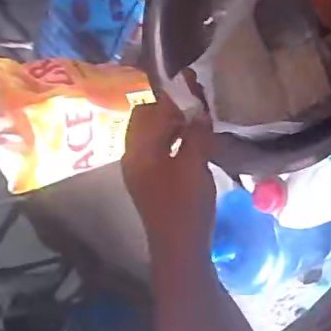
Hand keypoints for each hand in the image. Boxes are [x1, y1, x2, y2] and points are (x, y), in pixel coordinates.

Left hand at [122, 91, 214, 257]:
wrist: (179, 248)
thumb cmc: (185, 205)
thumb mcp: (194, 164)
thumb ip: (194, 133)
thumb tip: (198, 111)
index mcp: (138, 150)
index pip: (149, 110)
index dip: (171, 94)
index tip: (191, 81)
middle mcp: (133, 156)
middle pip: (145, 120)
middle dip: (167, 107)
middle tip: (194, 100)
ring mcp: (140, 171)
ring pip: (152, 135)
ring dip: (171, 123)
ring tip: (196, 118)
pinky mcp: (151, 182)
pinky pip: (158, 149)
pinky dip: (172, 139)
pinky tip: (192, 140)